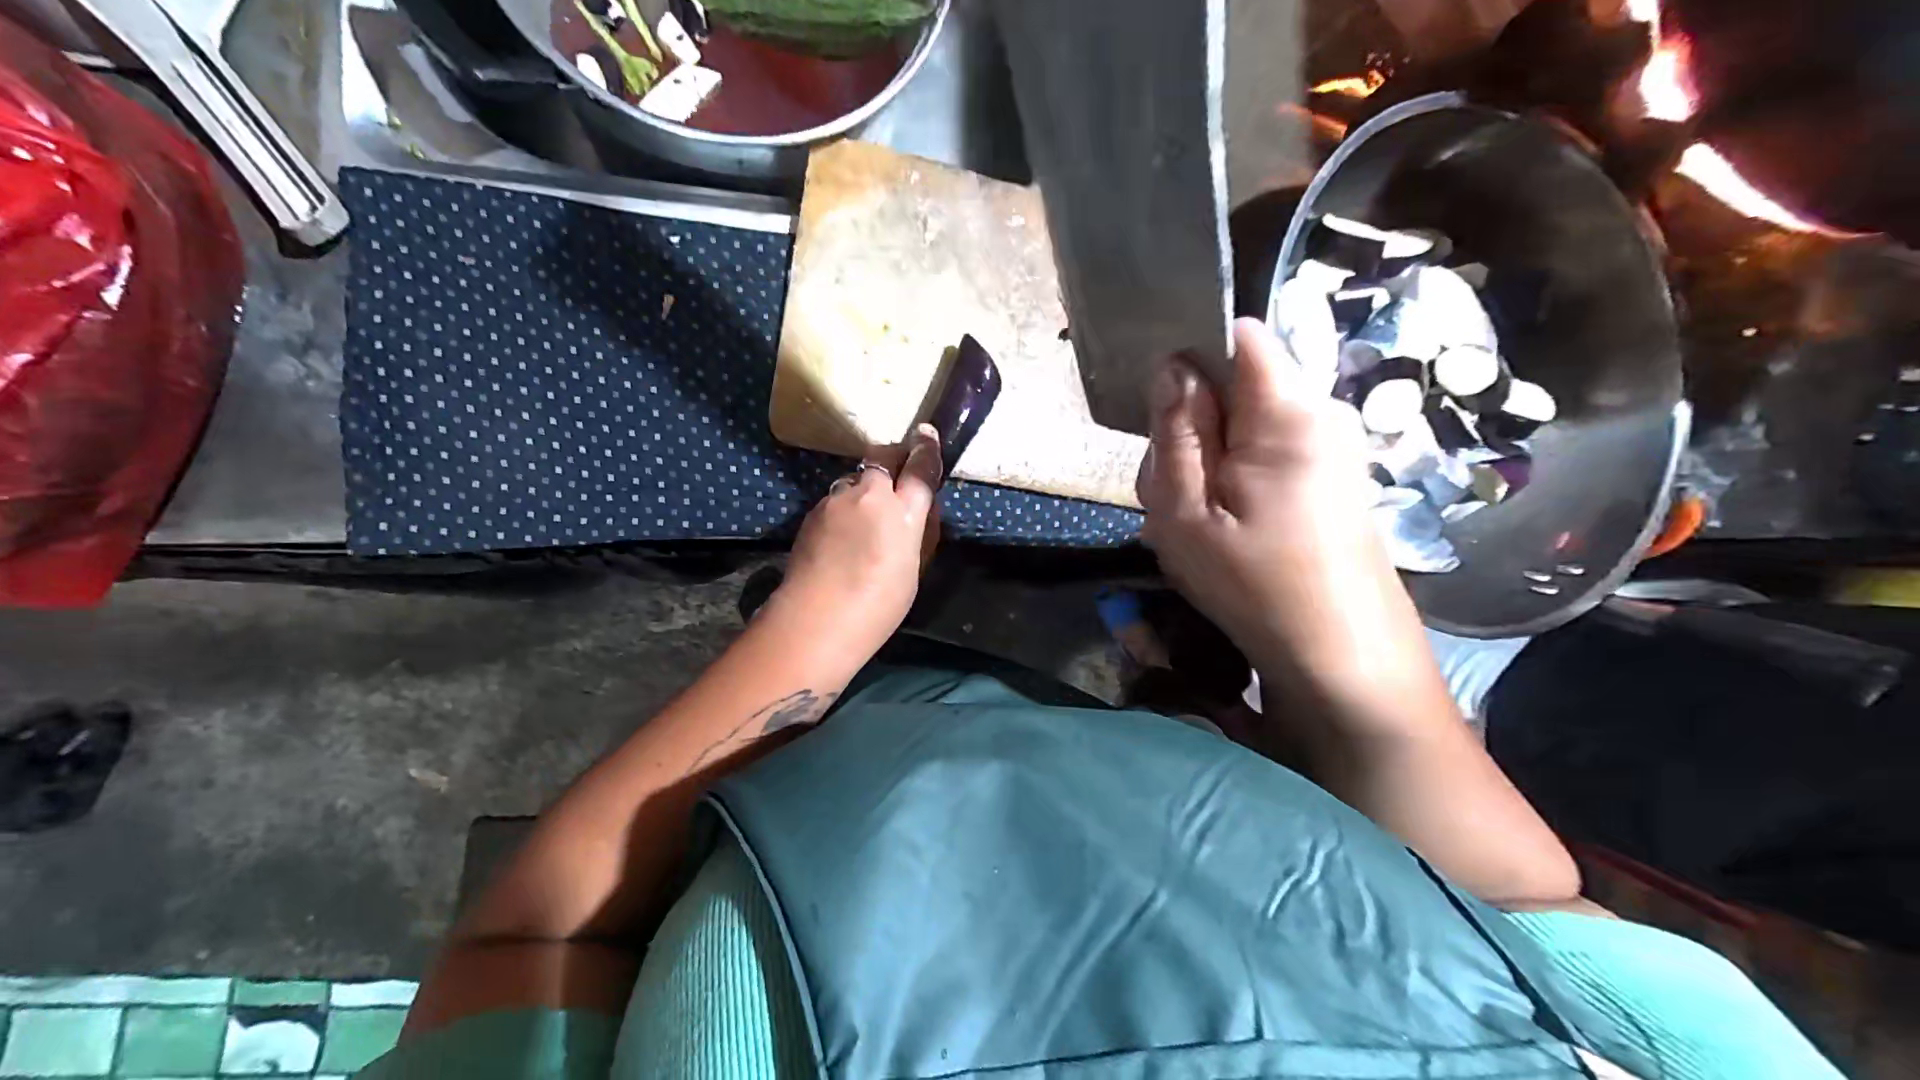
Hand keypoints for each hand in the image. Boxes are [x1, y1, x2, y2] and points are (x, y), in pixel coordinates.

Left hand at [770, 423, 942, 654]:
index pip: (920, 469)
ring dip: (865, 488)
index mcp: (902, 513)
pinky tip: (843, 536)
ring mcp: (836, 500)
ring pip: (855, 480)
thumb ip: (918, 533)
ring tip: (866, 518)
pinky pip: (836, 499)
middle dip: (893, 457)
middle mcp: (869, 496)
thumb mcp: (913, 570)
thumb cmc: (877, 605)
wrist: (816, 619)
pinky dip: (845, 507)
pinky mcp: (813, 512)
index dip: (926, 450)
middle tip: (898, 474)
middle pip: (882, 457)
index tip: (927, 434)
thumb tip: (920, 512)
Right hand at [1137, 318, 1416, 680]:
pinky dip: (1234, 480)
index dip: (1192, 355)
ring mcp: (1331, 448)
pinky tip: (1226, 529)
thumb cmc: (1256, 587)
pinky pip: (1266, 454)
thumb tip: (1173, 366)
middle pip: (1236, 386)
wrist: (1343, 657)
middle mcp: (1320, 415)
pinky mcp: (1330, 478)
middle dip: (1193, 423)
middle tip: (1172, 489)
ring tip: (1196, 519)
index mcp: (1287, 414)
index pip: (1238, 336)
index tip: (1161, 409)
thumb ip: (1176, 433)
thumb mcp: (1186, 514)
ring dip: (1208, 459)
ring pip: (1245, 425)